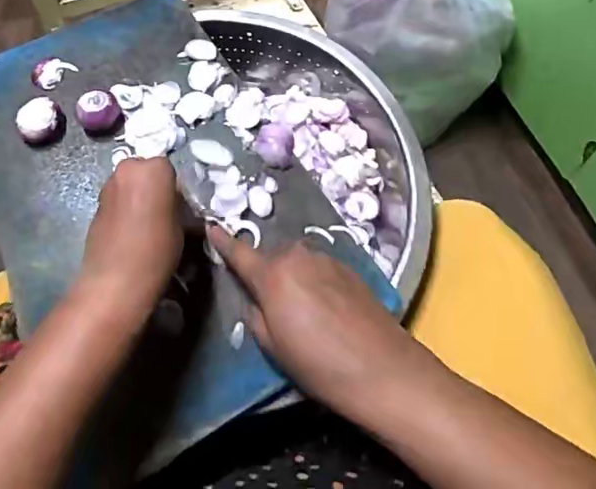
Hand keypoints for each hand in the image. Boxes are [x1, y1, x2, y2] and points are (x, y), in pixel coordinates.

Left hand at [76, 158, 183, 321]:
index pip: (168, 167)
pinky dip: (123, 208)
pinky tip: (128, 232)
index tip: (176, 206)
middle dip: (152, 187)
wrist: (114, 282)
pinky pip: (116, 199)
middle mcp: (127, 169)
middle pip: (144, 171)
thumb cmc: (155, 251)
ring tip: (144, 225)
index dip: (173, 187)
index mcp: (153, 169)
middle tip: (161, 213)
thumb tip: (175, 205)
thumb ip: (177, 206)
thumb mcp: (181, 228)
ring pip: (128, 184)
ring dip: (136, 197)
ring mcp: (108, 185)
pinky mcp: (95, 203)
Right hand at [208, 224, 423, 419]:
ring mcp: (325, 258)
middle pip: (271, 258)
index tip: (211, 226)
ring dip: (294, 277)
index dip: (223, 240)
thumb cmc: (320, 365)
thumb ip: (255, 314)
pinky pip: (319, 268)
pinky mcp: (349, 266)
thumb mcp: (273, 347)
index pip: (239, 252)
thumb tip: (256, 298)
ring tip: (306, 310)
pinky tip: (329, 309)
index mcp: (272, 275)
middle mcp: (296, 255)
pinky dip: (316, 281)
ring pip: (297, 262)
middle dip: (268, 274)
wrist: (384, 369)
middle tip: (274, 304)